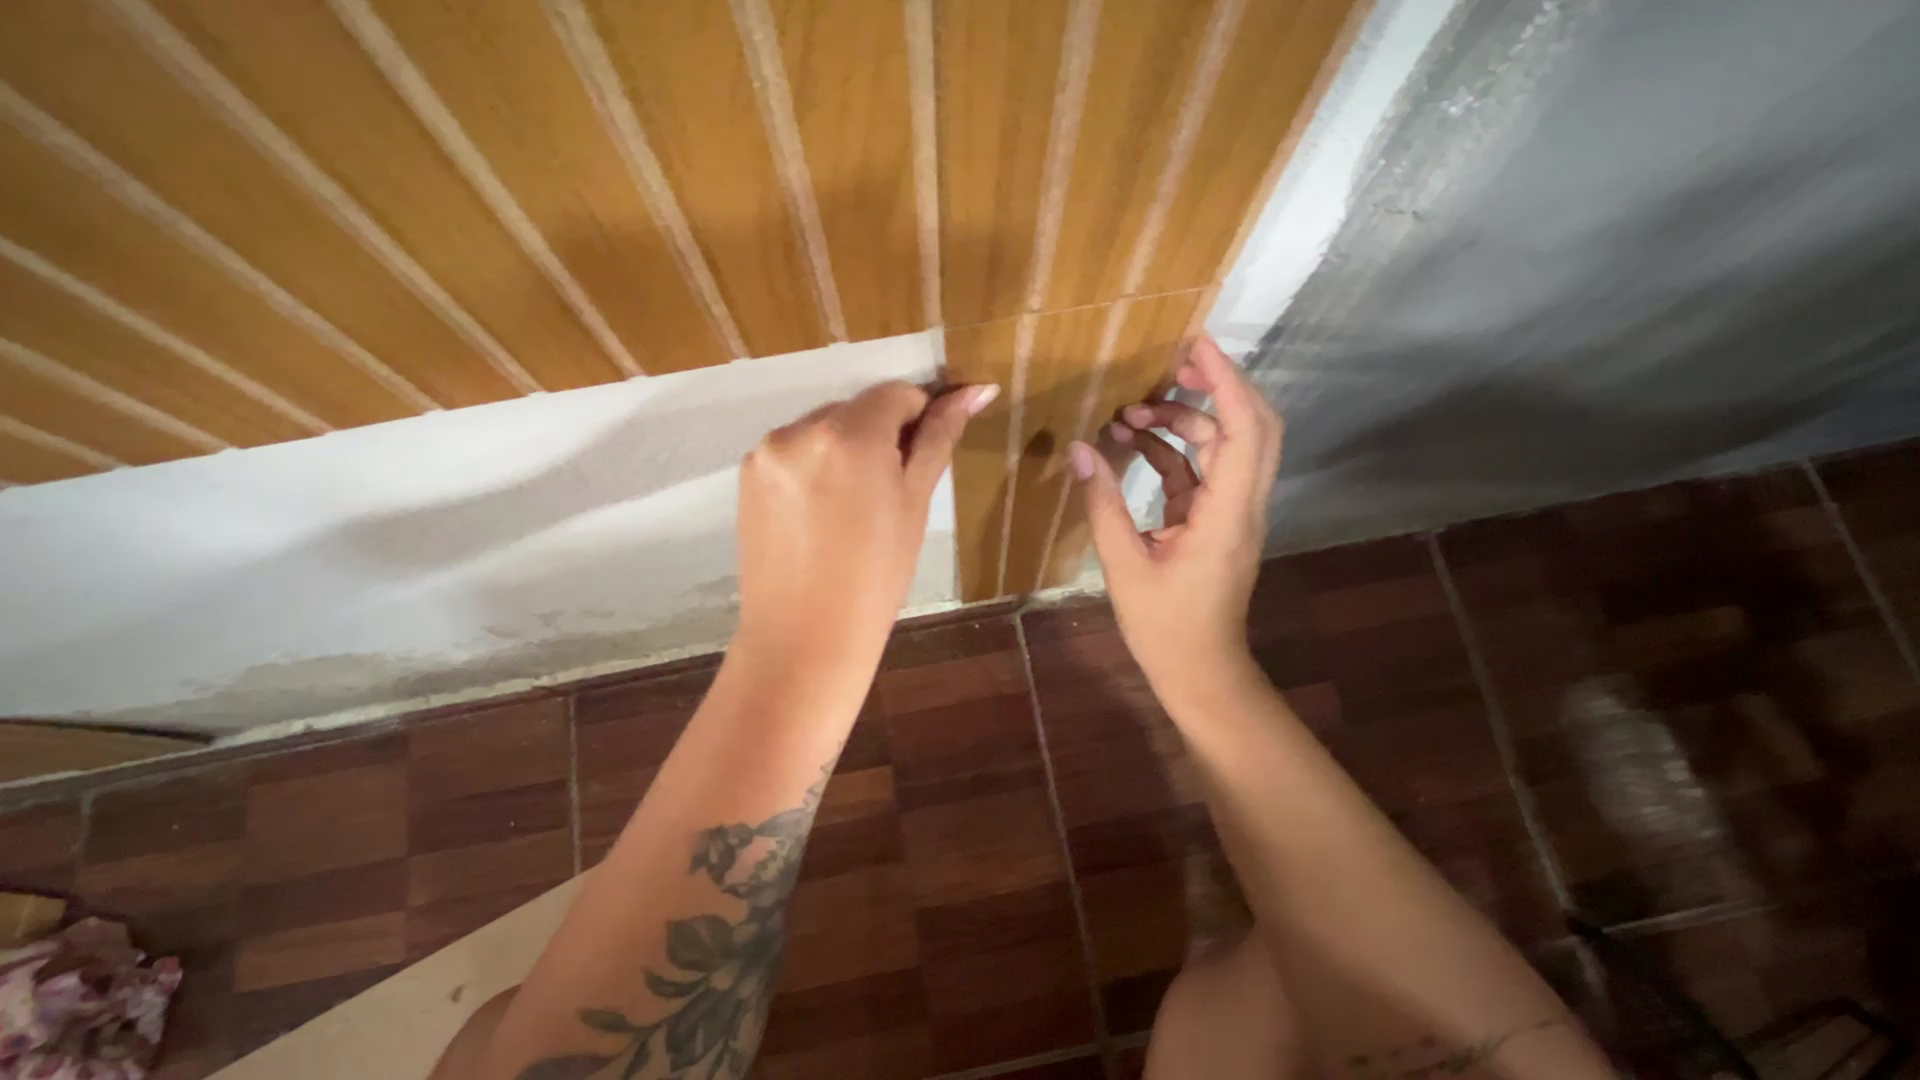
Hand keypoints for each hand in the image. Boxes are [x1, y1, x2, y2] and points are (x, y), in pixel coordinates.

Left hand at [736, 380, 997, 660]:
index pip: (896, 394)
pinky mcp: (747, 475)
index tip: (920, 461)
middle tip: (887, 494)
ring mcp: (767, 451)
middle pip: (856, 409)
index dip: (918, 419)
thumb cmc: (876, 576)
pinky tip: (819, 514)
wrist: (804, 636)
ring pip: (823, 429)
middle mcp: (802, 428)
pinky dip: (812, 467)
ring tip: (850, 509)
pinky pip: (792, 451)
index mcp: (851, 434)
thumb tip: (977, 390)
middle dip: (878, 436)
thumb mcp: (915, 505)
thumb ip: (939, 440)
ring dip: (843, 450)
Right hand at [1067, 336, 1281, 694]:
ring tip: (1131, 410)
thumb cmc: (1165, 627)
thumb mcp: (1124, 565)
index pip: (1242, 430)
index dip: (1225, 381)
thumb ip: (1102, 504)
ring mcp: (1233, 513)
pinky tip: (1132, 444)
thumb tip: (1079, 449)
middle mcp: (1242, 505)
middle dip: (1218, 386)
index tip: (1196, 345)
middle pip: (1252, 426)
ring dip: (1186, 421)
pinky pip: (1205, 473)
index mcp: (1227, 513)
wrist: (1201, 672)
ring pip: (1227, 446)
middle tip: (1174, 361)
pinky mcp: (1217, 523)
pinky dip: (1175, 452)